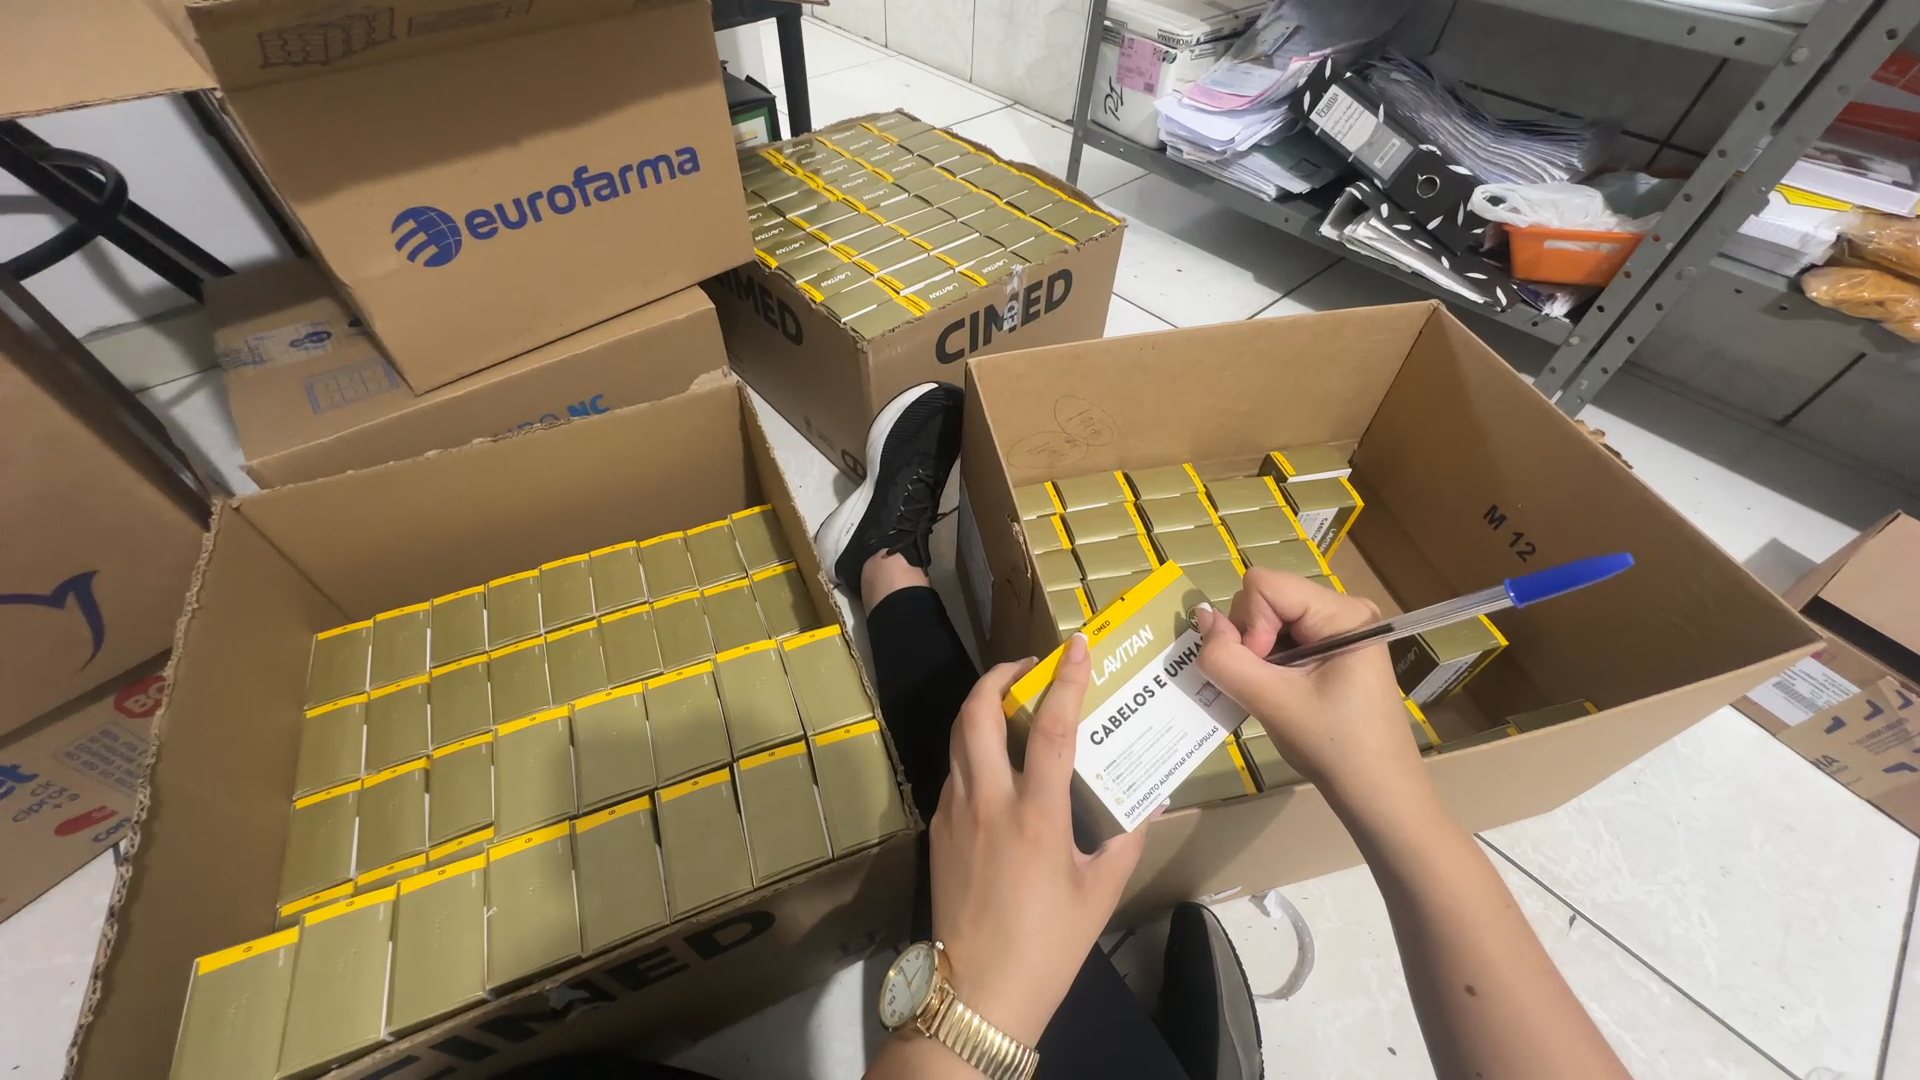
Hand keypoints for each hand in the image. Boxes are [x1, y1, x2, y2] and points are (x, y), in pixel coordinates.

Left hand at [928, 635, 1150, 1046]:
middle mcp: (986, 800)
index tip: (1075, 644)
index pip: (1052, 729)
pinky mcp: (936, 828)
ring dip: (980, 709)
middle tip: (1025, 668)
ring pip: (957, 736)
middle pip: (977, 713)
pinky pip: (952, 770)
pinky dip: (972, 748)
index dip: (1065, 681)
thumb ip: (1125, 840)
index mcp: (1034, 815)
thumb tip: (1149, 801)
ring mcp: (953, 811)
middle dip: (997, 676)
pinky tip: (995, 765)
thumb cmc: (1046, 946)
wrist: (975, 995)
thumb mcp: (1098, 894)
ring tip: (1009, 705)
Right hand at [1194, 568, 1420, 799]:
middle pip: (1264, 597)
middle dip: (1250, 638)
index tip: (1266, 671)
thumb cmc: (1333, 747)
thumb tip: (1201, 616)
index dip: (1249, 625)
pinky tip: (1280, 688)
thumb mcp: (1271, 702)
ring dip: (1255, 652)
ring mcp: (1337, 627)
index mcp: (1342, 612)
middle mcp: (1342, 609)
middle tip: (1268, 684)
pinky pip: (1279, 633)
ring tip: (1274, 690)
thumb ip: (1226, 658)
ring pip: (1266, 616)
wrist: (1377, 794)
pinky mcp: (1330, 646)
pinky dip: (1266, 659)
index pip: (1263, 585)